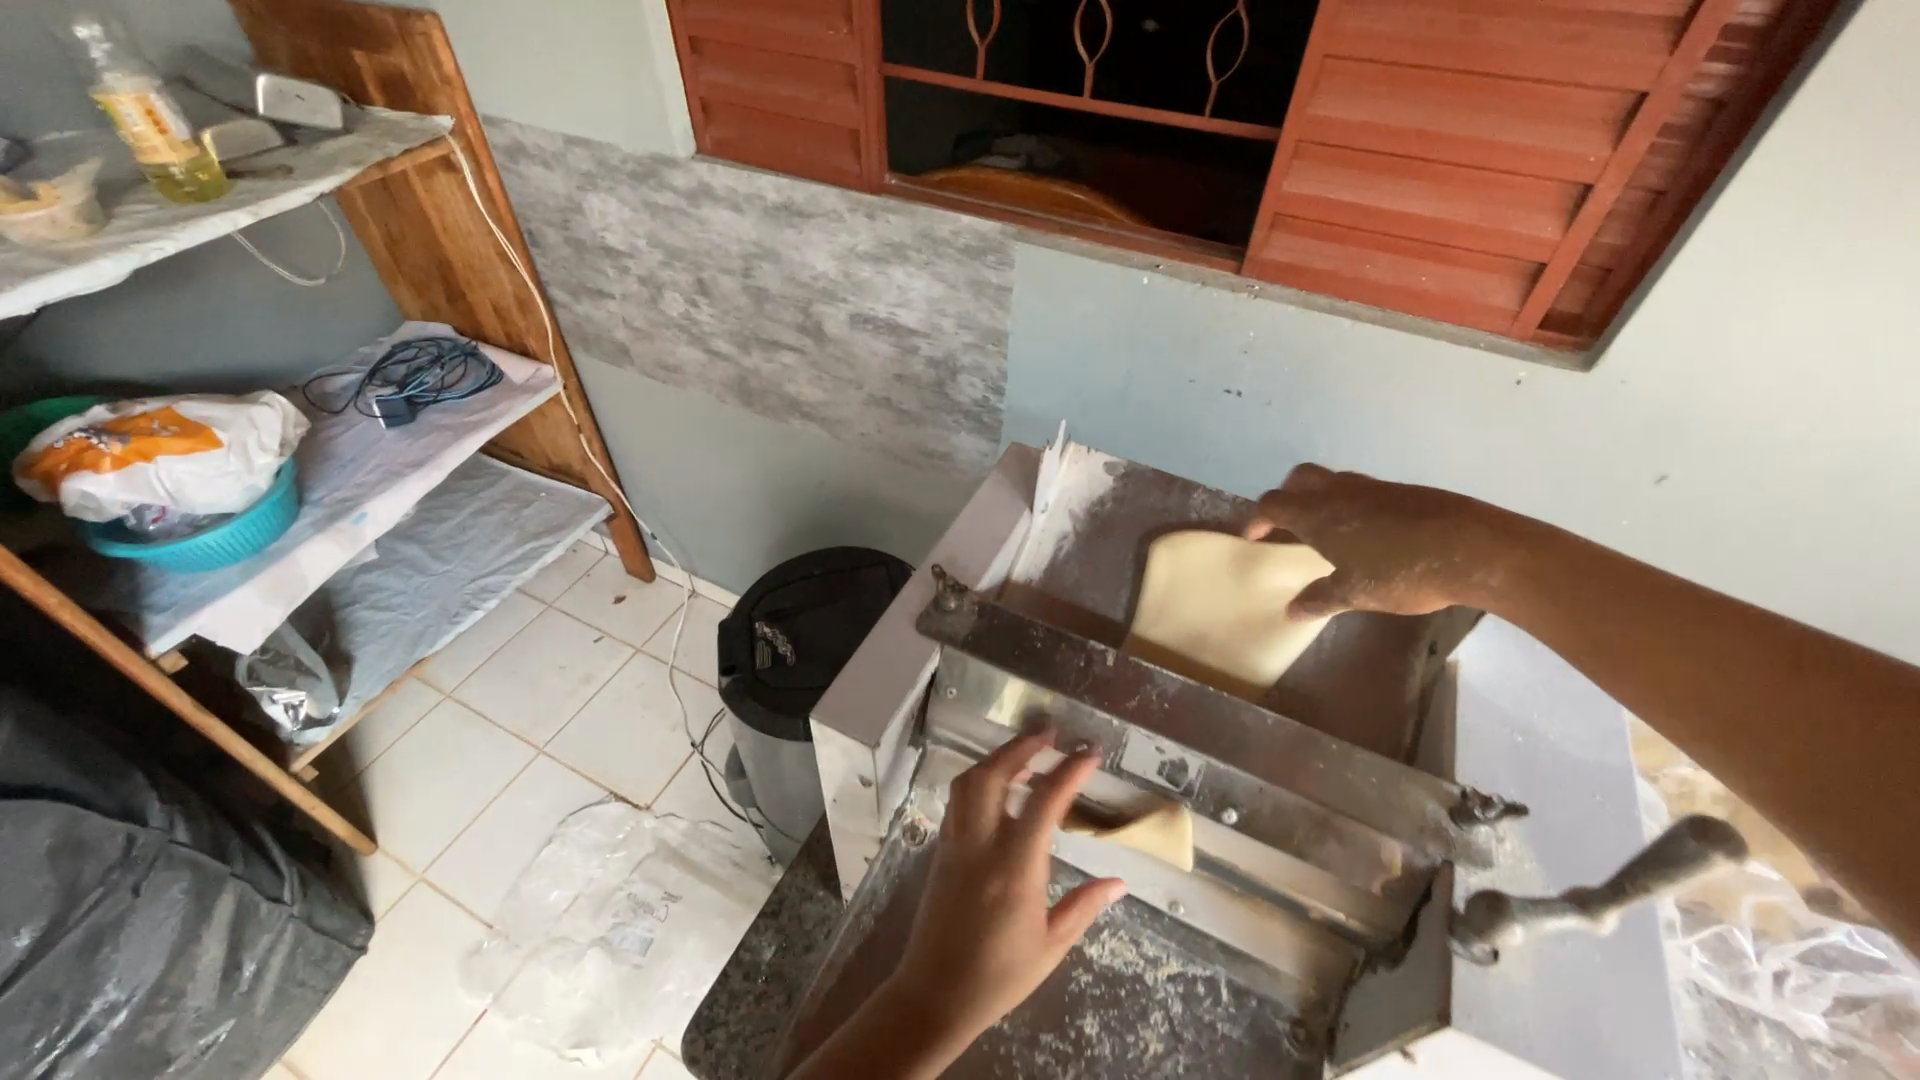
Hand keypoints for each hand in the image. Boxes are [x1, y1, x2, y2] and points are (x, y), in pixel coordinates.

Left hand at [889, 733, 1126, 1042]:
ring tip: (1025, 753)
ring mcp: (955, 845)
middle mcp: (980, 846)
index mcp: (1015, 869)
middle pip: (993, 775)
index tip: (1089, 751)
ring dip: (996, 759)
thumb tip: (1118, 882)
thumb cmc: (999, 976)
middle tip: (1049, 732)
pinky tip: (998, 787)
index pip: (1043, 803)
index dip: (1068, 771)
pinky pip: (958, 801)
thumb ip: (1084, 907)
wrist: (934, 995)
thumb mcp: (1050, 946)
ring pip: (969, 783)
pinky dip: (979, 781)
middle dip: (1021, 747)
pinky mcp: (940, 852)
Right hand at [1244, 463, 1525, 618]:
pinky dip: (1353, 505)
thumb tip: (1292, 611)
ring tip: (1328, 530)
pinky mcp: (1405, 493)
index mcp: (1318, 514)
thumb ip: (1321, 598)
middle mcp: (1341, 493)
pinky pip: (1364, 491)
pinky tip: (1369, 534)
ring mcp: (1375, 488)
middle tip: (1288, 523)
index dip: (1258, 519)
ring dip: (1322, 498)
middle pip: (1300, 478)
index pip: (1273, 504)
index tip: (1254, 537)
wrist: (1474, 549)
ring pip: (1334, 481)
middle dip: (1287, 496)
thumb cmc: (1402, 572)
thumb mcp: (1355, 593)